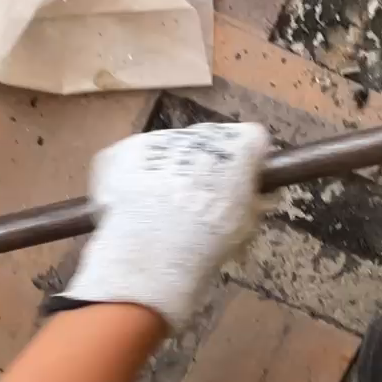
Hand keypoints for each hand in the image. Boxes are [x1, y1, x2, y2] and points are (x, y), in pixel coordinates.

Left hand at [60, 122, 271, 327]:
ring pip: (169, 150)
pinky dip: (135, 179)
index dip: (247, 162)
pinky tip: (135, 208)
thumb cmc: (209, 240)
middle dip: (206, 164)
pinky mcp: (122, 150)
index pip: (252, 139)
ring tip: (161, 211)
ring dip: (170, 172)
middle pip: (208, 142)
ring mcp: (156, 138)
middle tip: (199, 202)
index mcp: (238, 144)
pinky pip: (134, 161)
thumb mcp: (246, 225)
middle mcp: (199, 132)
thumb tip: (259, 196)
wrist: (153, 249)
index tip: (241, 184)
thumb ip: (254, 201)